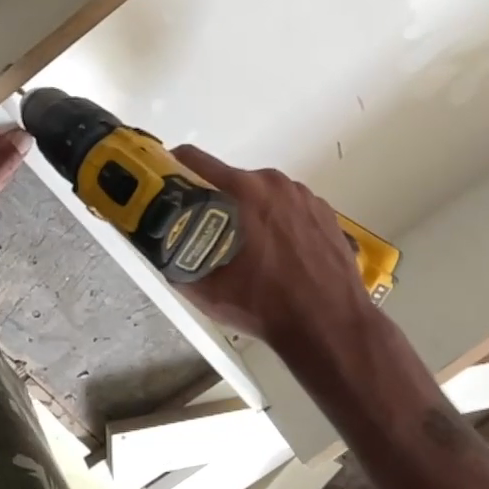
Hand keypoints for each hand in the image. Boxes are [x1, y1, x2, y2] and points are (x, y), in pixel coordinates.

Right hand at [170, 146, 374, 344]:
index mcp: (241, 191)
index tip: (166, 186)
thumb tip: (156, 243)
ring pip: (260, 192)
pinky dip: (279, 220)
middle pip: (229, 179)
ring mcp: (303, 196)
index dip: (173, 169)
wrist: (332, 328)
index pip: (192, 159)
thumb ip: (173, 259)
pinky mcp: (325, 212)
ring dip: (249, 209)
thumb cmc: (264, 306)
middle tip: (209, 230)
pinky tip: (280, 252)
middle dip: (215, 198)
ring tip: (249, 246)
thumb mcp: (204, 288)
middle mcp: (272, 183)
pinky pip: (289, 206)